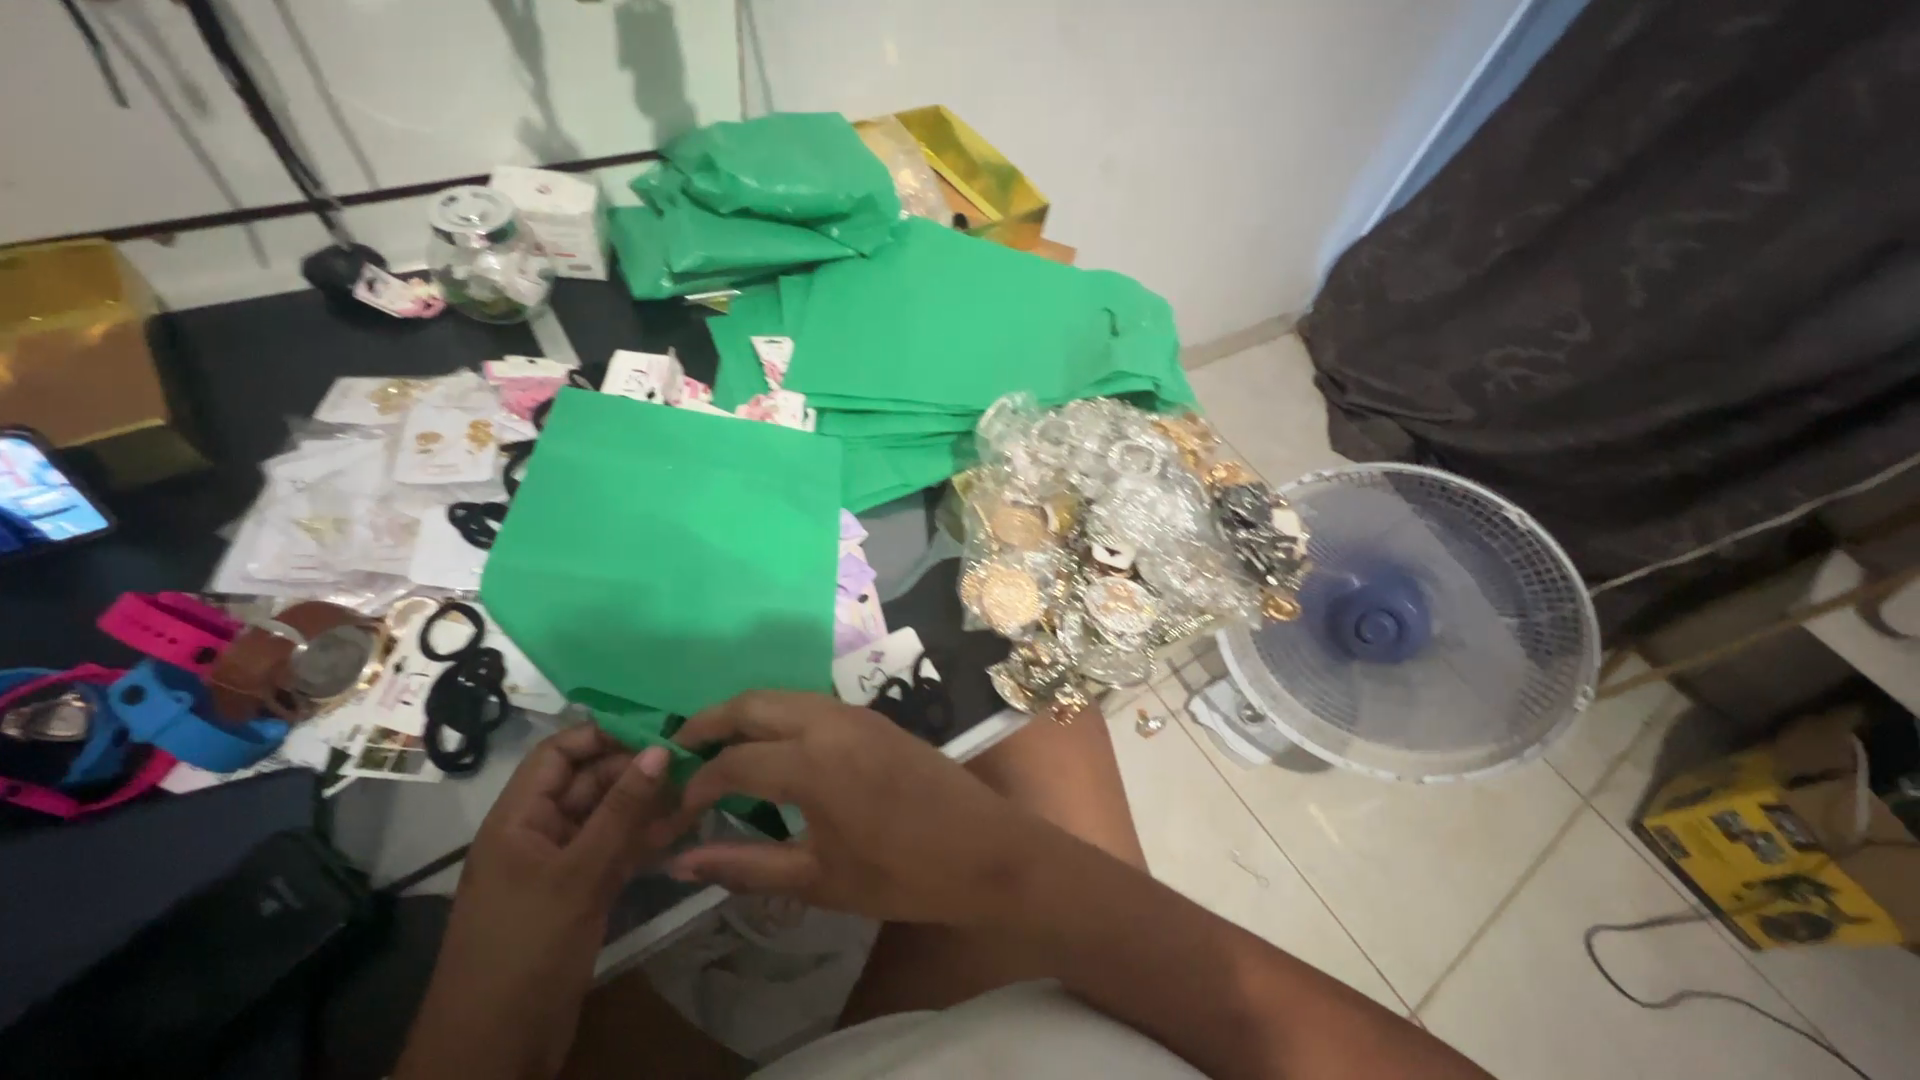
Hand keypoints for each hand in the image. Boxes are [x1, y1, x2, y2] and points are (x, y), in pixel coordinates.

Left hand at [394, 725, 674, 1079]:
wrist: (494, 1049)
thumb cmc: (525, 949)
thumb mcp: (577, 875)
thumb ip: (621, 811)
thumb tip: (659, 749)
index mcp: (518, 819)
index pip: (558, 754)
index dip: (603, 735)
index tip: (659, 727)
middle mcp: (539, 834)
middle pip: (588, 784)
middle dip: (636, 770)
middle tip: (694, 760)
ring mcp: (562, 867)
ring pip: (608, 820)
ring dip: (649, 805)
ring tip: (701, 789)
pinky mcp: (582, 896)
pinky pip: (616, 854)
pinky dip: (646, 840)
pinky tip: (686, 829)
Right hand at [657, 691, 1064, 926]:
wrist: (990, 852)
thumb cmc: (904, 875)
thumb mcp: (820, 879)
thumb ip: (746, 866)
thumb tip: (680, 863)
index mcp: (812, 762)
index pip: (732, 763)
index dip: (695, 786)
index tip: (675, 811)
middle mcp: (829, 722)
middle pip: (751, 704)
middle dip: (709, 723)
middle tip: (677, 752)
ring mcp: (857, 714)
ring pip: (783, 697)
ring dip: (746, 715)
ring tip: (720, 750)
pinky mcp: (876, 719)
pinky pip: (812, 704)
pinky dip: (780, 716)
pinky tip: (775, 750)